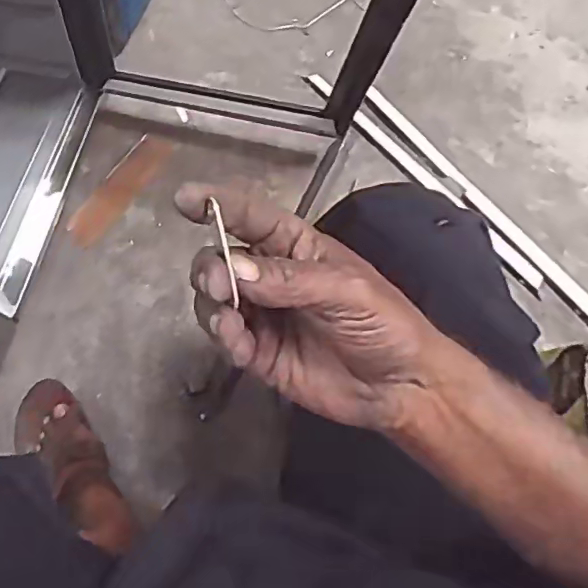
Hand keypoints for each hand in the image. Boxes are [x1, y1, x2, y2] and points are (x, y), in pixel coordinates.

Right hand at [176, 183, 462, 431]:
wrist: (403, 387)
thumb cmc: (386, 323)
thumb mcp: (346, 289)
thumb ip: (290, 279)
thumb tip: (236, 269)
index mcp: (295, 247)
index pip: (250, 216)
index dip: (217, 203)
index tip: (185, 199)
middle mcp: (272, 276)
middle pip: (221, 258)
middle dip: (211, 266)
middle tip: (218, 283)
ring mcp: (264, 315)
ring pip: (215, 299)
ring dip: (212, 304)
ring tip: (227, 317)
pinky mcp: (260, 353)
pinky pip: (228, 339)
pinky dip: (223, 338)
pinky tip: (236, 342)